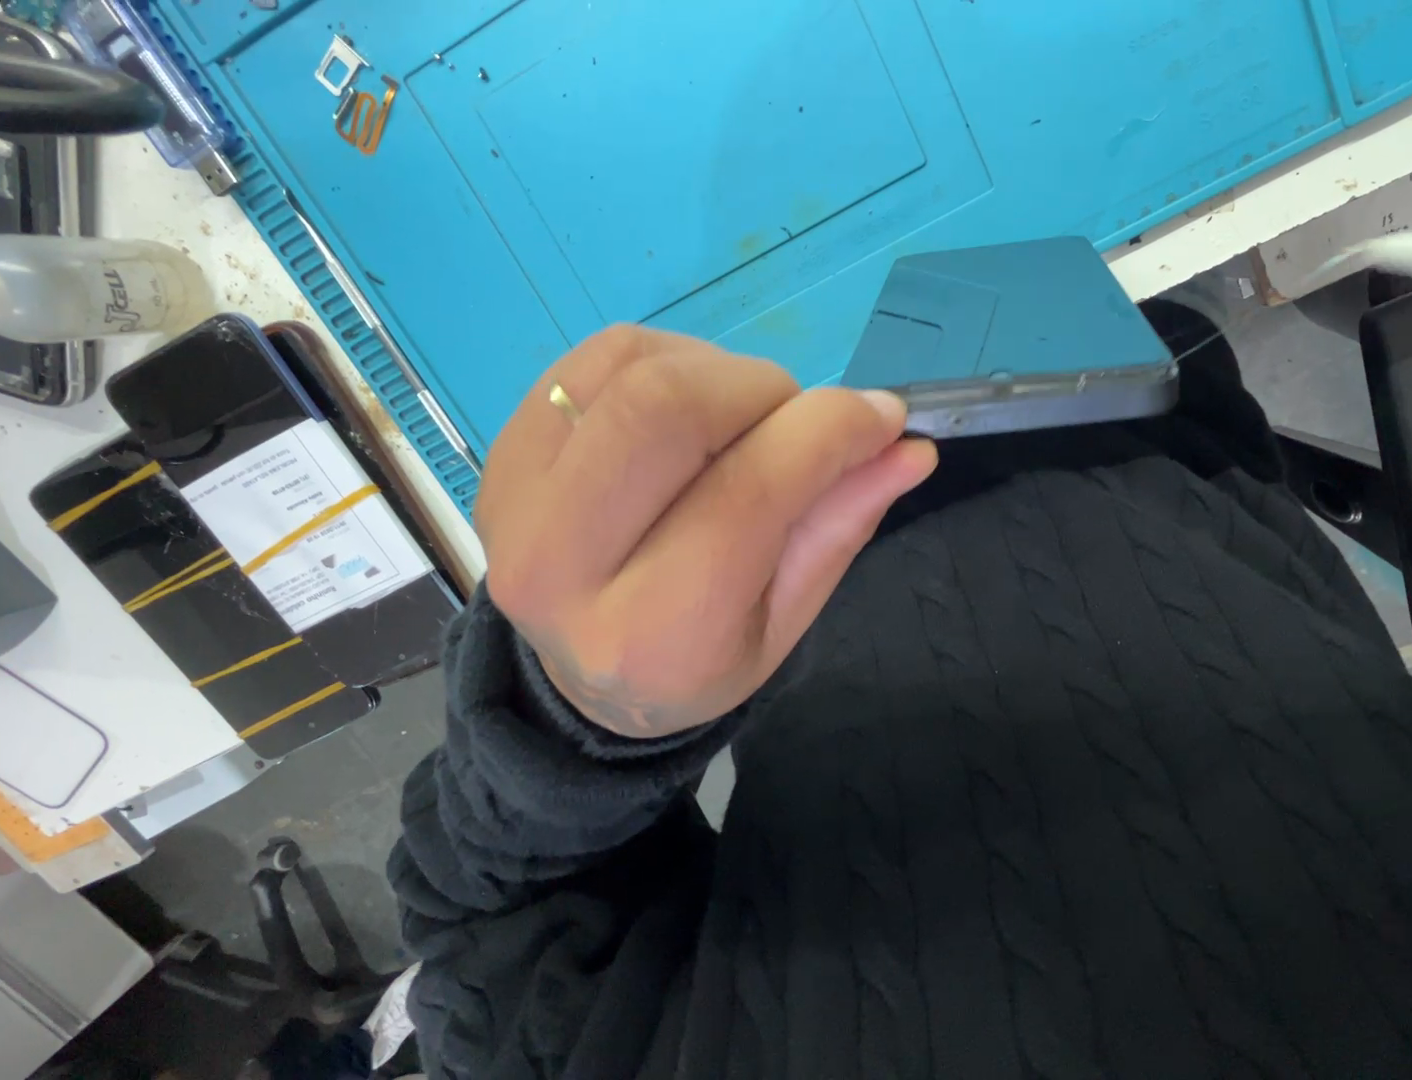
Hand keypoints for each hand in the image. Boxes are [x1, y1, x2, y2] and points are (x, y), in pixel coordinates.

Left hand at [475, 326, 936, 737]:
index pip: (748, 496)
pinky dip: (673, 359)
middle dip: (766, 392)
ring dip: (722, 374)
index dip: (829, 435)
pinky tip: (691, 407)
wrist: (584, 677)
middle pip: (669, 410)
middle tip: (798, 422)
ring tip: (745, 422)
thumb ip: (840, 527)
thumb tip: (907, 446)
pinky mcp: (503, 450)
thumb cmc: (703, 656)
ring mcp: (517, 500)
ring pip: (637, 370)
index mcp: (652, 635)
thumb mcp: (786, 618)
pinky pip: (600, 354)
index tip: (883, 415)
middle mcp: (561, 567)